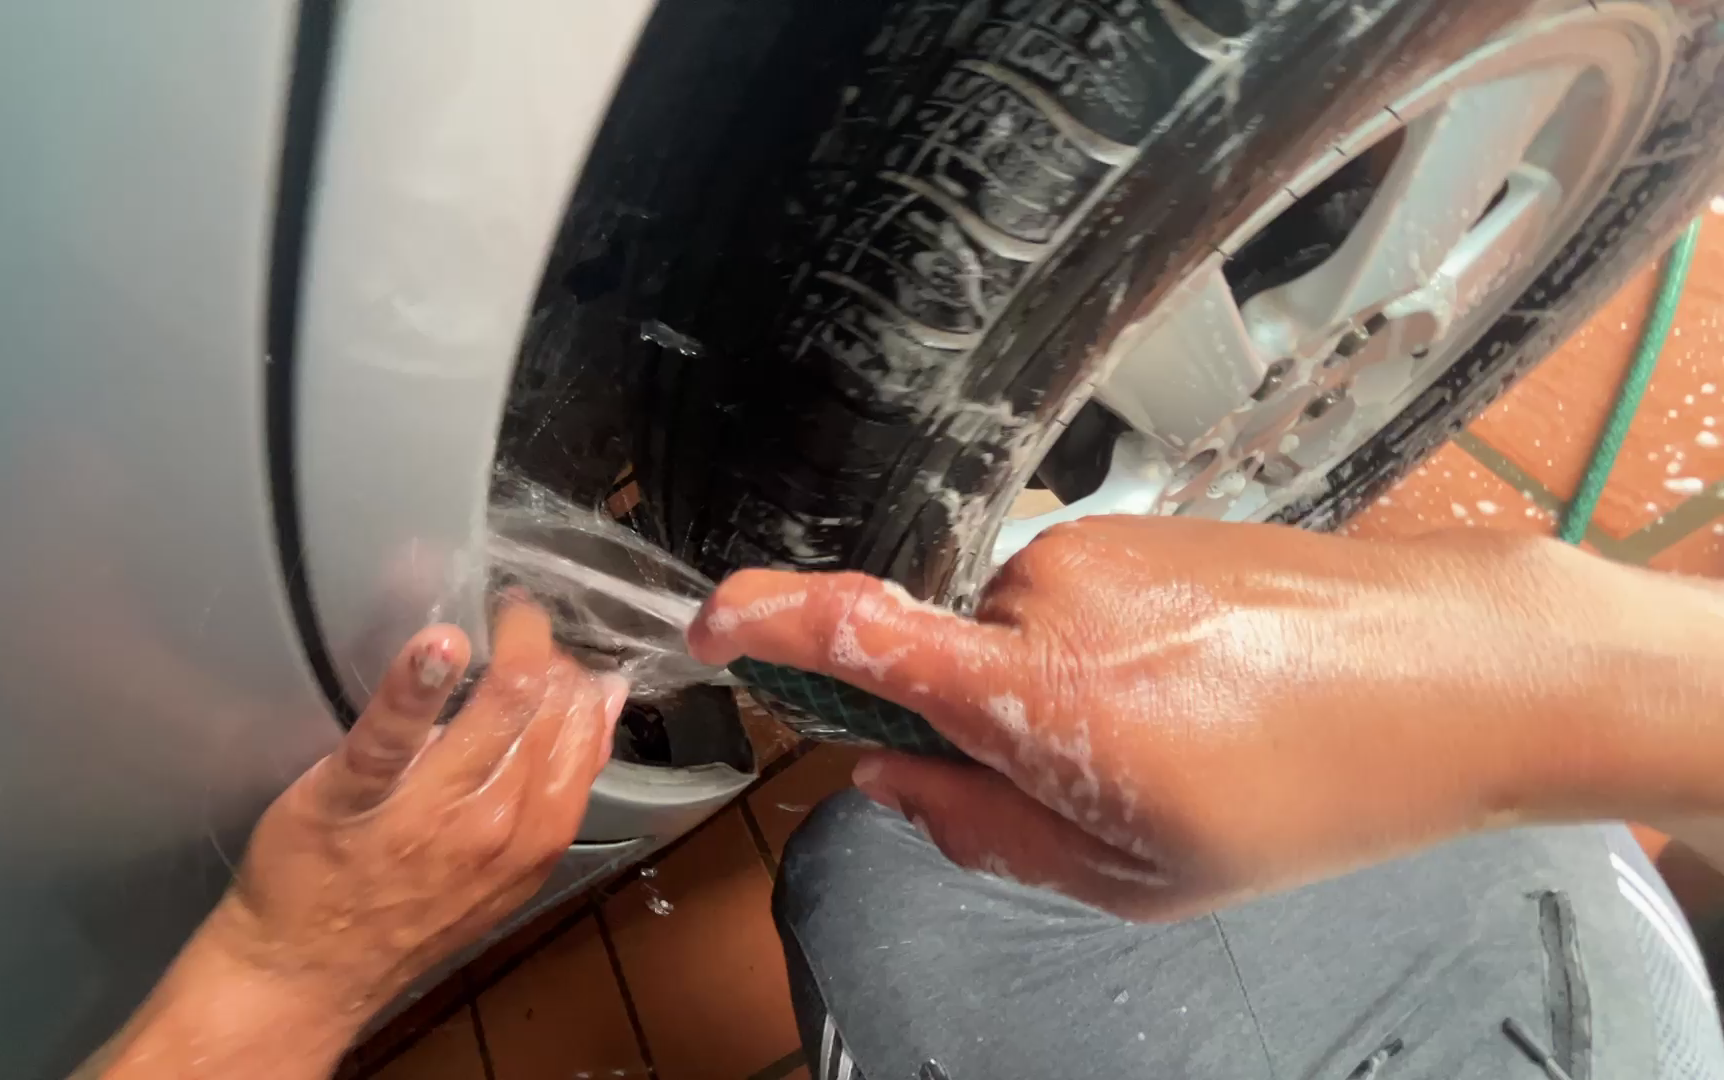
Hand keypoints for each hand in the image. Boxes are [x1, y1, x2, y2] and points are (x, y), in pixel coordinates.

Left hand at [99, 601, 624, 1078]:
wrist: (312, 970)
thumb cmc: (422, 902)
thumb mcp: (519, 858)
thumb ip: (568, 778)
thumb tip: (610, 695)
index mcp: (540, 833)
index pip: (583, 730)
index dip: (577, 681)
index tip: (557, 657)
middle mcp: (497, 821)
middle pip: (545, 711)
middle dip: (547, 655)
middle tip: (526, 628)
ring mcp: (427, 809)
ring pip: (497, 710)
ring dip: (516, 648)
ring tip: (511, 613)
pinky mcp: (353, 793)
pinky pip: (393, 734)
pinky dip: (418, 686)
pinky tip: (438, 647)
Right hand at [690, 518, 1617, 919]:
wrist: (1456, 668)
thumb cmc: (1307, 791)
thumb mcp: (1130, 872)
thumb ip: (978, 827)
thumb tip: (886, 775)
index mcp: (1037, 695)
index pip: (862, 636)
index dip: (767, 623)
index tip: (710, 626)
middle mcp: (1038, 598)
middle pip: (926, 660)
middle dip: (955, 723)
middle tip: (1056, 777)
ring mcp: (1076, 551)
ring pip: (990, 636)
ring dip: (1026, 693)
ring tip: (1146, 730)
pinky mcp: (1110, 530)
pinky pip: (1042, 602)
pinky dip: (1068, 652)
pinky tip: (1167, 683)